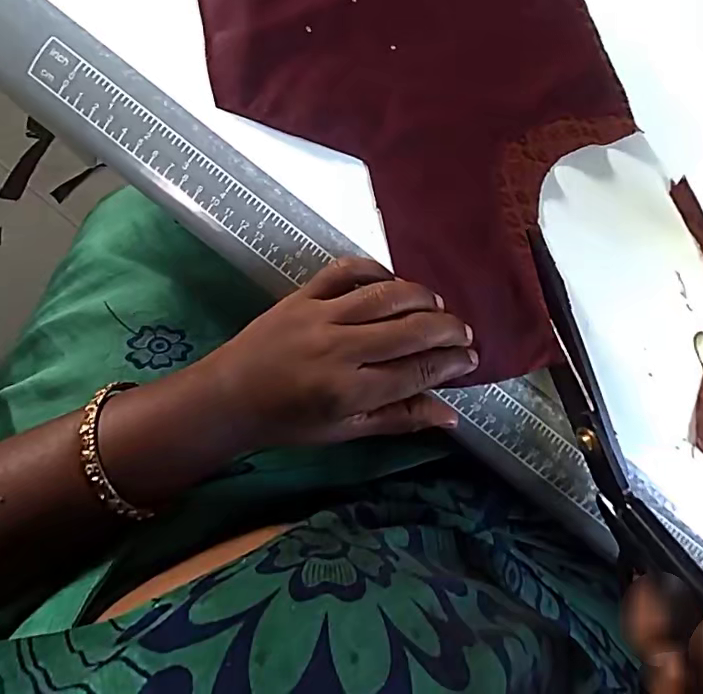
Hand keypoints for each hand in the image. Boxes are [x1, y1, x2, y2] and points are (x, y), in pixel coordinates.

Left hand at [185, 257, 476, 449]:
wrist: (231, 394)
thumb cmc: (289, 420)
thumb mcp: (345, 431)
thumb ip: (398, 419)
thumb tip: (450, 416)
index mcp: (348, 391)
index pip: (416, 371)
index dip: (451, 363)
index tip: (472, 357)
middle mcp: (338, 349)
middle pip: (409, 330)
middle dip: (447, 329)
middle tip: (465, 332)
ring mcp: (319, 315)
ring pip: (385, 296)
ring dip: (421, 297)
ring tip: (439, 306)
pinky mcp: (303, 293)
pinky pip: (347, 270)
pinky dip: (376, 270)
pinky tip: (394, 281)